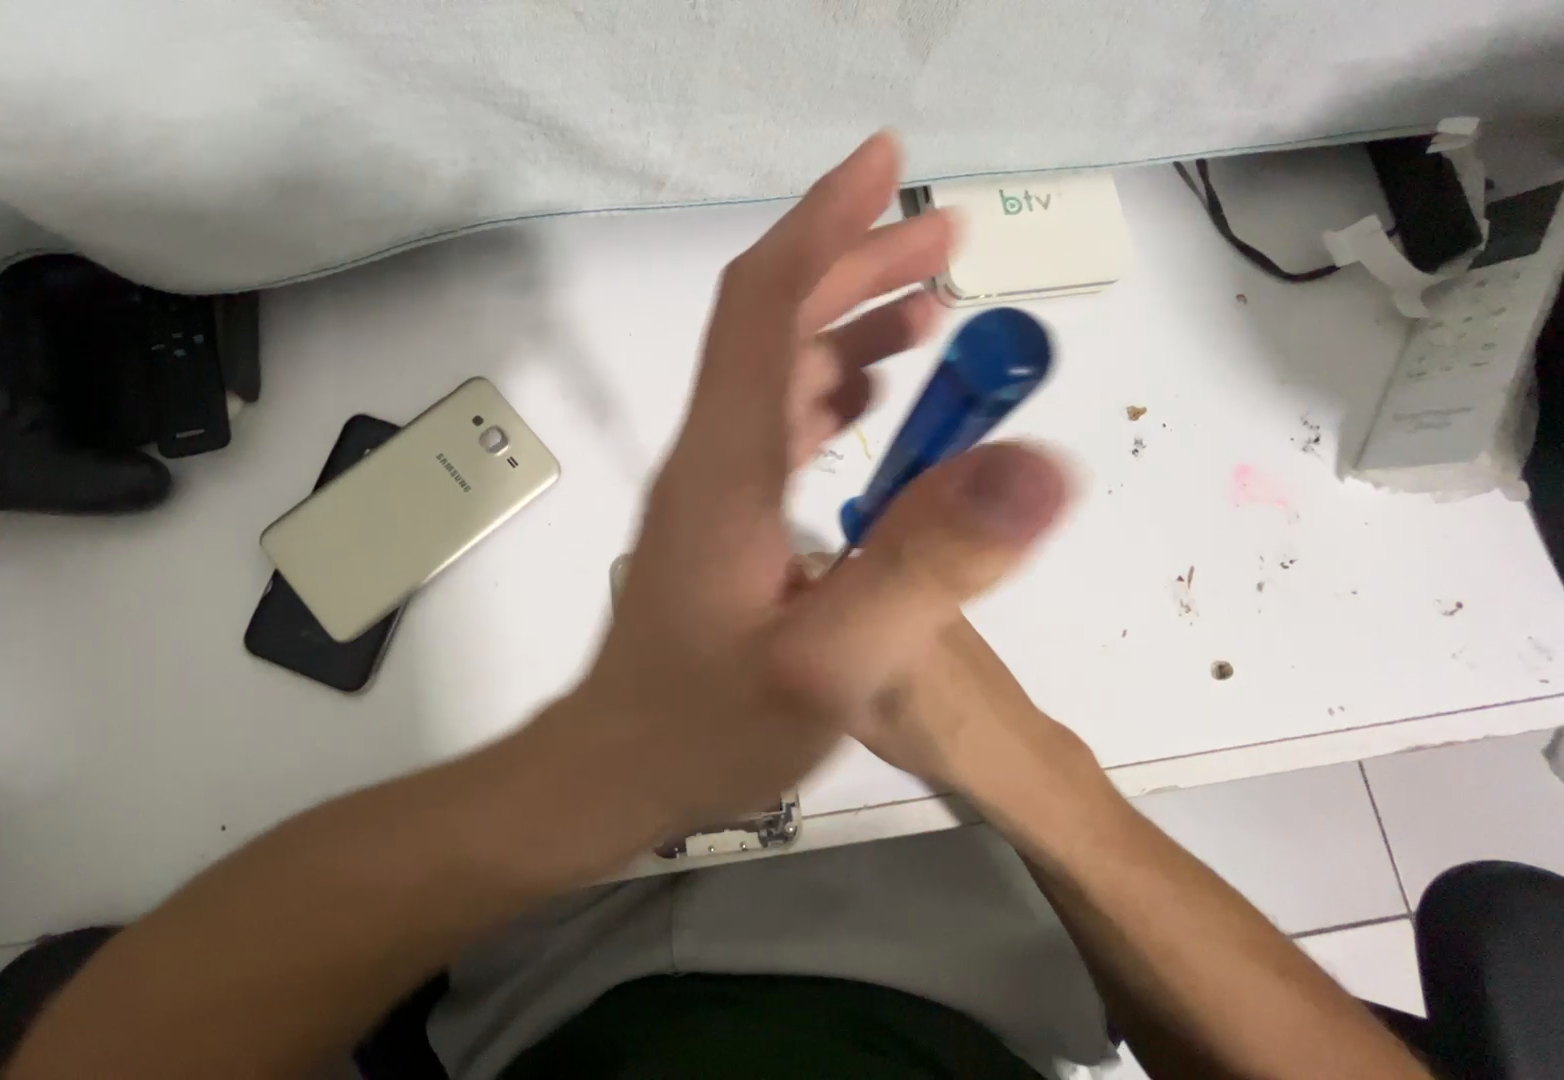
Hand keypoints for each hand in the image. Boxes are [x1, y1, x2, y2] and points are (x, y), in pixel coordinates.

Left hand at [546, 133, 1072, 838]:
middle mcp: (712, 458)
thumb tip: (1039, 465)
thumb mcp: (827, 664)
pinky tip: (872, 404)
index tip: (885, 166)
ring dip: (847, 326)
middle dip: (853, 266)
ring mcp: (711, 490)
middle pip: (771, 325)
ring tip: (931, 309)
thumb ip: (925, 567)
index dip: (823, 226)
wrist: (619, 765)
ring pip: (774, 373)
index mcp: (728, 466)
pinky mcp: (719, 523)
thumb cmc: (706, 726)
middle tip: (946, 240)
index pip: (763, 307)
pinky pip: (774, 428)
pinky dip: (829, 393)